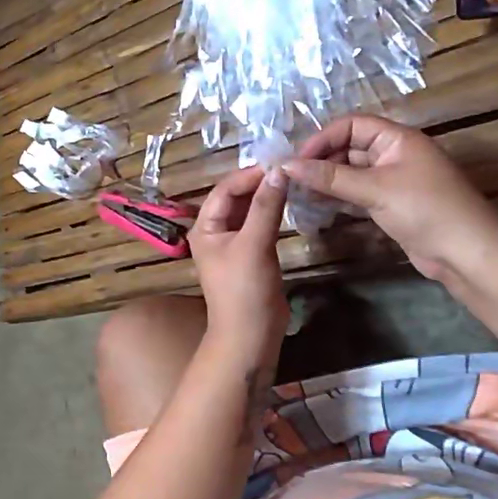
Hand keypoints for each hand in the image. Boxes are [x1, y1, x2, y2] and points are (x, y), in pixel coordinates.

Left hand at [189, 165, 288, 363]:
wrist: (251, 335)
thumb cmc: (244, 289)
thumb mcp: (254, 244)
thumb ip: (266, 206)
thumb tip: (279, 171)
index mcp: (205, 227)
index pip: (225, 189)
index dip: (249, 175)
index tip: (278, 163)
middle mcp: (215, 232)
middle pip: (236, 198)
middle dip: (259, 183)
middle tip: (289, 169)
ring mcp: (234, 245)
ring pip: (249, 211)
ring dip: (266, 197)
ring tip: (291, 181)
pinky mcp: (251, 255)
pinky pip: (259, 226)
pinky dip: (272, 214)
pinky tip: (289, 204)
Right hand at [282, 115, 497, 278]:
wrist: (466, 253)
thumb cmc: (425, 210)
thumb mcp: (375, 189)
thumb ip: (330, 177)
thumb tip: (288, 166)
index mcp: (397, 139)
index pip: (351, 125)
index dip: (323, 139)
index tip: (297, 161)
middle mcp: (394, 154)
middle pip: (349, 148)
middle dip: (321, 161)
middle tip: (291, 181)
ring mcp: (393, 181)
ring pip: (351, 173)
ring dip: (326, 182)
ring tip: (298, 195)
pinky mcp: (391, 205)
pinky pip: (358, 194)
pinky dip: (338, 198)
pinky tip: (317, 208)